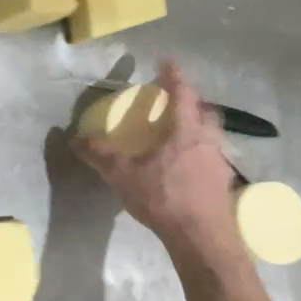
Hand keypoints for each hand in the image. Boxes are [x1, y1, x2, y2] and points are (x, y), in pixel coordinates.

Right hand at [74, 60, 239, 256]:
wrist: (202, 237)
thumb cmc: (164, 199)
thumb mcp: (124, 177)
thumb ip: (101, 156)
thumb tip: (76, 139)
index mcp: (185, 131)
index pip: (182, 93)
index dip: (174, 76)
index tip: (167, 63)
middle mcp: (208, 140)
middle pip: (205, 112)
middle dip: (192, 102)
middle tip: (176, 102)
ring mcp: (220, 162)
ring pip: (212, 135)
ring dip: (199, 128)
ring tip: (182, 134)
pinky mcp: (223, 183)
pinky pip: (213, 157)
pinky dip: (201, 153)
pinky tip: (188, 166)